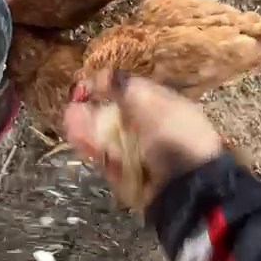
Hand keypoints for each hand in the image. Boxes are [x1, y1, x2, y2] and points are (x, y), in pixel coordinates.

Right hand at [63, 71, 224, 196]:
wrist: (188, 186)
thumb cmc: (175, 138)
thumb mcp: (152, 105)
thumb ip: (125, 89)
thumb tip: (103, 74)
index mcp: (161, 107)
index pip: (128, 93)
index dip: (105, 88)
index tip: (84, 88)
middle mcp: (149, 129)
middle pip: (112, 117)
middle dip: (91, 114)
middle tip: (72, 111)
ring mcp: (138, 154)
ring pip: (106, 140)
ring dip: (87, 132)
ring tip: (71, 127)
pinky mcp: (128, 177)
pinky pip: (107, 162)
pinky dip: (95, 153)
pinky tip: (82, 144)